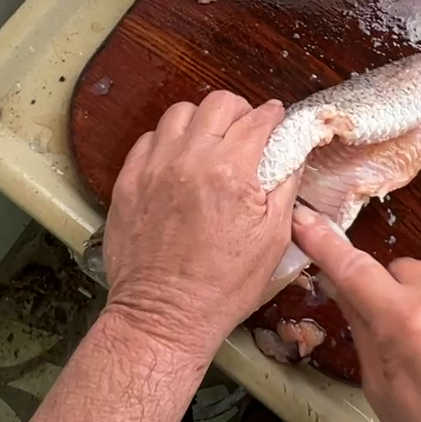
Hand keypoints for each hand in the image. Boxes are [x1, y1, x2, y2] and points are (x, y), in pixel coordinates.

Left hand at [102, 91, 296, 359]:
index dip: (272, 115)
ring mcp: (154, 167)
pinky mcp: (128, 180)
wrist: (163, 318)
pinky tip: (177, 160)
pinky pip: (149, 138)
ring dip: (201, 121)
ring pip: (180, 112)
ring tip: (208, 141)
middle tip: (245, 128)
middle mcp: (190, 159)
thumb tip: (292, 152)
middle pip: (218, 103)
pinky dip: (168, 141)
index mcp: (231, 172)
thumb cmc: (224, 285)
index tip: (276, 117)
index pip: (257, 120)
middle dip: (238, 110)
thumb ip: (284, 186)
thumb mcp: (273, 240)